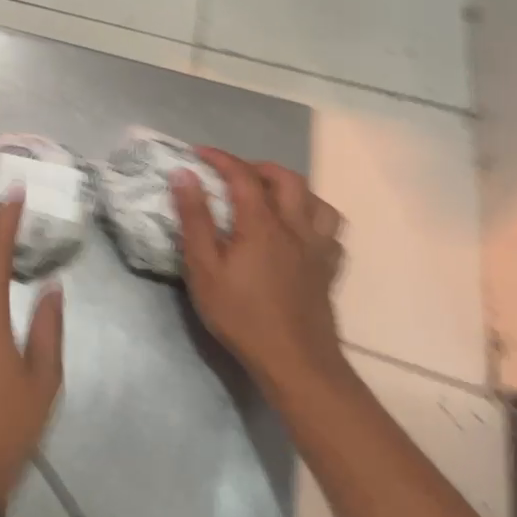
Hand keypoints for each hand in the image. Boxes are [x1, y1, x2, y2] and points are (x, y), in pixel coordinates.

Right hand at [174, 148, 346, 390]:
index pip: (243, 176)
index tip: (197, 153)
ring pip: (318, 202)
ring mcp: (318, 249)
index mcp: (262, 225)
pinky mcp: (329, 270)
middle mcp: (296, 228)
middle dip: (258, 167)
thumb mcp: (203, 267)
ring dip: (292, 190)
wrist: (296, 363)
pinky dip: (314, 219)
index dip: (220, 158)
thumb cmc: (241, 314)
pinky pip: (332, 232)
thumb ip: (194, 219)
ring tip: (268, 198)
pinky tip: (297, 231)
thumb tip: (184, 176)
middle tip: (232, 174)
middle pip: (288, 179)